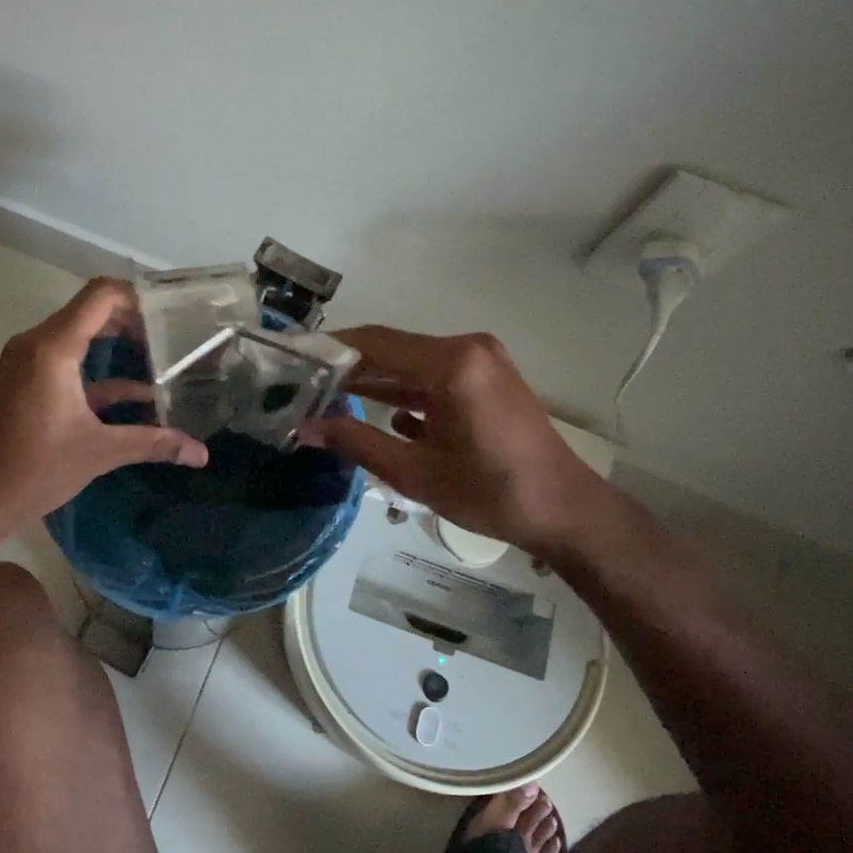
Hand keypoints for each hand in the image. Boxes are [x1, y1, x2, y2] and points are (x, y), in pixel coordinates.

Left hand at [0, 278, 209, 525]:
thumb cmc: (35, 469)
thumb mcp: (100, 452)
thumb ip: (154, 443)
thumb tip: (202, 454)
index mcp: (53, 348)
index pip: (100, 296)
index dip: (138, 298)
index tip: (172, 315)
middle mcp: (36, 344)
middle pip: (91, 311)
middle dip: (134, 322)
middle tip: (174, 339)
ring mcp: (27, 362)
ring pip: (79, 336)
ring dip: (117, 345)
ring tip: (161, 361)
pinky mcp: (25, 381)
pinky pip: (67, 361)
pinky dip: (99, 370)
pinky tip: (137, 394)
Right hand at [298, 327, 616, 556]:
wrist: (564, 509)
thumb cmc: (491, 493)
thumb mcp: (414, 472)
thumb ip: (355, 442)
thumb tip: (303, 428)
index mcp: (451, 364)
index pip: (372, 343)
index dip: (327, 350)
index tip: (288, 360)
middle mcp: (466, 348)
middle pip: (390, 349)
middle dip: (345, 368)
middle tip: (298, 386)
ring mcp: (480, 361)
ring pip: (409, 363)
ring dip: (372, 381)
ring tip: (325, 401)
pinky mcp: (486, 377)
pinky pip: (432, 376)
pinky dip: (402, 391)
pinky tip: (375, 417)